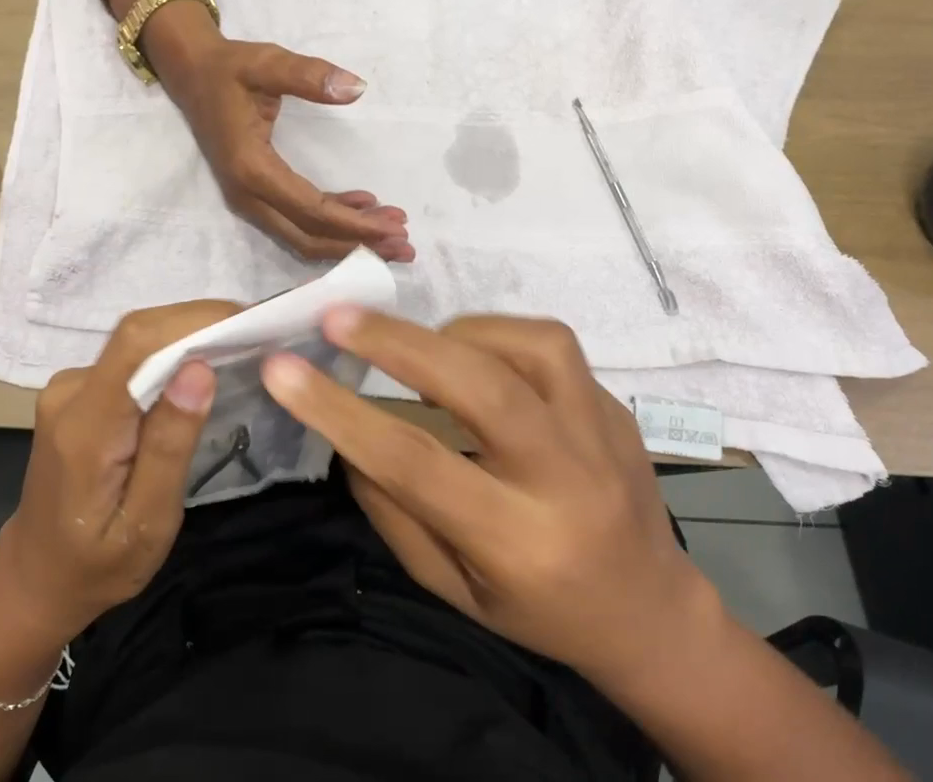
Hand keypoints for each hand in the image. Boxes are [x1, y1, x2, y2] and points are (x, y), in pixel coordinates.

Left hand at [0, 300, 241, 638]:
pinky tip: (199, 373)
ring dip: (186, 339)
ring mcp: (66, 389)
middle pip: (136, 336)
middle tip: (259, 336)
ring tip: (241, 349)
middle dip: (199, 326)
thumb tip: (199, 369)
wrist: (38, 572)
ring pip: (134, 344)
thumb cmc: (98, 564)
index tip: (250, 321)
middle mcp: (67, 392)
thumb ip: (169, 445)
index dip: (193, 320)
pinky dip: (167, 358)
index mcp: (85, 427)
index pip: (135, 344)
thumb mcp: (147, 522)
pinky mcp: (74, 393)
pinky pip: (127, 362)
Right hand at [154, 37, 414, 261]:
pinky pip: (292, 222)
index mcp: (250, 167)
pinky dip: (328, 225)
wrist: (192, 74)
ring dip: (345, 241)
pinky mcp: (252, 194)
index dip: (353, 223)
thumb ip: (308, 75)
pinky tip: (361, 209)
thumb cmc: (229, 68)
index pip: (310, 209)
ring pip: (300, 236)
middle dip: (356, 244)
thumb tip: (356, 88)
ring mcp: (246, 198)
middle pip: (307, 236)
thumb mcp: (266, 62)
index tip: (395, 224)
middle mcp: (245, 193)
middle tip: (404, 244)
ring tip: (391, 236)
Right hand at [261, 308, 721, 680]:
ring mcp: (603, 438)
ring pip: (533, 348)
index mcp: (517, 542)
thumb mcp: (447, 584)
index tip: (282, 369)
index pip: (414, 463)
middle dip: (398, 343)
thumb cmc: (535, 611)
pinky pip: (554, 348)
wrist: (650, 615)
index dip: (340, 412)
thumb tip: (345, 436)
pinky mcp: (618, 409)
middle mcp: (568, 483)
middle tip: (335, 318)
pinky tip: (467, 354)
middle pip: (483, 388)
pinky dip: (496, 336)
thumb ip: (391, 508)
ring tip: (411, 344)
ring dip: (455, 332)